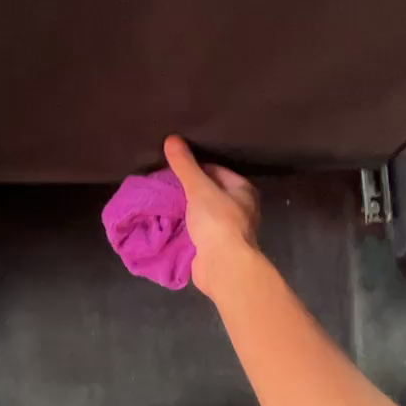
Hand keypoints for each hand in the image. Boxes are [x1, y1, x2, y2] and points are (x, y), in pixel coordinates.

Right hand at [165, 135, 262, 302]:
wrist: (223, 266)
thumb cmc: (217, 222)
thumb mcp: (199, 188)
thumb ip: (185, 166)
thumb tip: (171, 139)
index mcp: (243, 189)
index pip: (216, 170)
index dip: (194, 168)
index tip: (172, 169)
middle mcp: (240, 208)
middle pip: (209, 192)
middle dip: (187, 190)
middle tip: (164, 185)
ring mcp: (228, 229)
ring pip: (202, 212)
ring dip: (185, 210)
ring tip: (163, 203)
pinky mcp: (216, 247)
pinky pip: (197, 231)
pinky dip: (185, 228)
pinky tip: (169, 224)